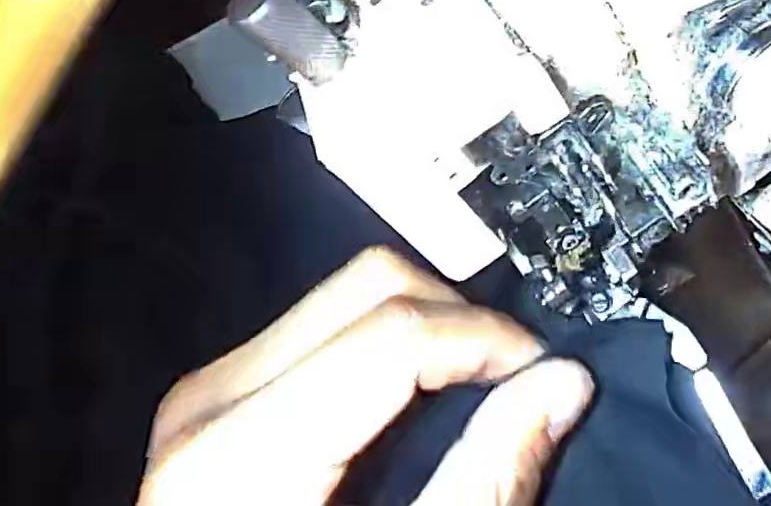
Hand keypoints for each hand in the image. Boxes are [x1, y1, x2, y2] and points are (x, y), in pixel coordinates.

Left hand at [137, 247, 593, 504]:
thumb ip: (479, 488)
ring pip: (346, 292)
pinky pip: (322, 325)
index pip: (391, 333)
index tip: (546, 370)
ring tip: (472, 384)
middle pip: (367, 285)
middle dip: (457, 317)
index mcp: (238, 450)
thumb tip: (560, 384)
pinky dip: (384, 344)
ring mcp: (210, 387)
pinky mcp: (220, 393)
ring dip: (424, 323)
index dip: (484, 338)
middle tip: (515, 377)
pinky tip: (413, 394)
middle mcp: (213, 394)